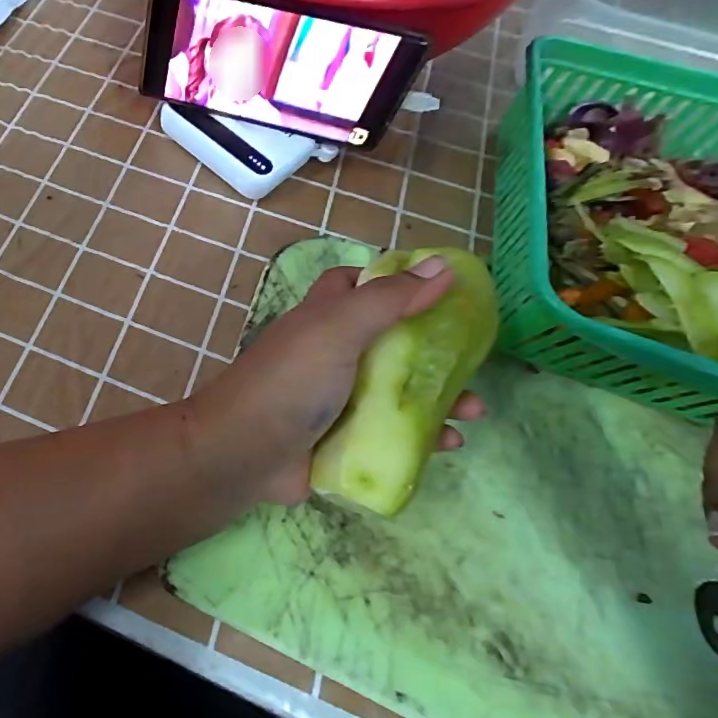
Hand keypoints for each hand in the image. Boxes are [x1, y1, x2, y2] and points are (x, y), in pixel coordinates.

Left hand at [192, 258, 484, 504]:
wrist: (243, 452)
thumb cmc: (290, 382)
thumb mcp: (336, 329)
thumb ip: (385, 300)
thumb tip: (439, 265)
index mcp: (321, 320)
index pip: (353, 286)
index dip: (389, 281)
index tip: (438, 288)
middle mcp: (328, 354)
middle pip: (388, 341)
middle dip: (432, 350)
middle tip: (473, 361)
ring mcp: (335, 399)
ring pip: (396, 391)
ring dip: (438, 397)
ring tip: (474, 411)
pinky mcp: (341, 439)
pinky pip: (390, 434)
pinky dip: (422, 437)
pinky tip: (449, 444)